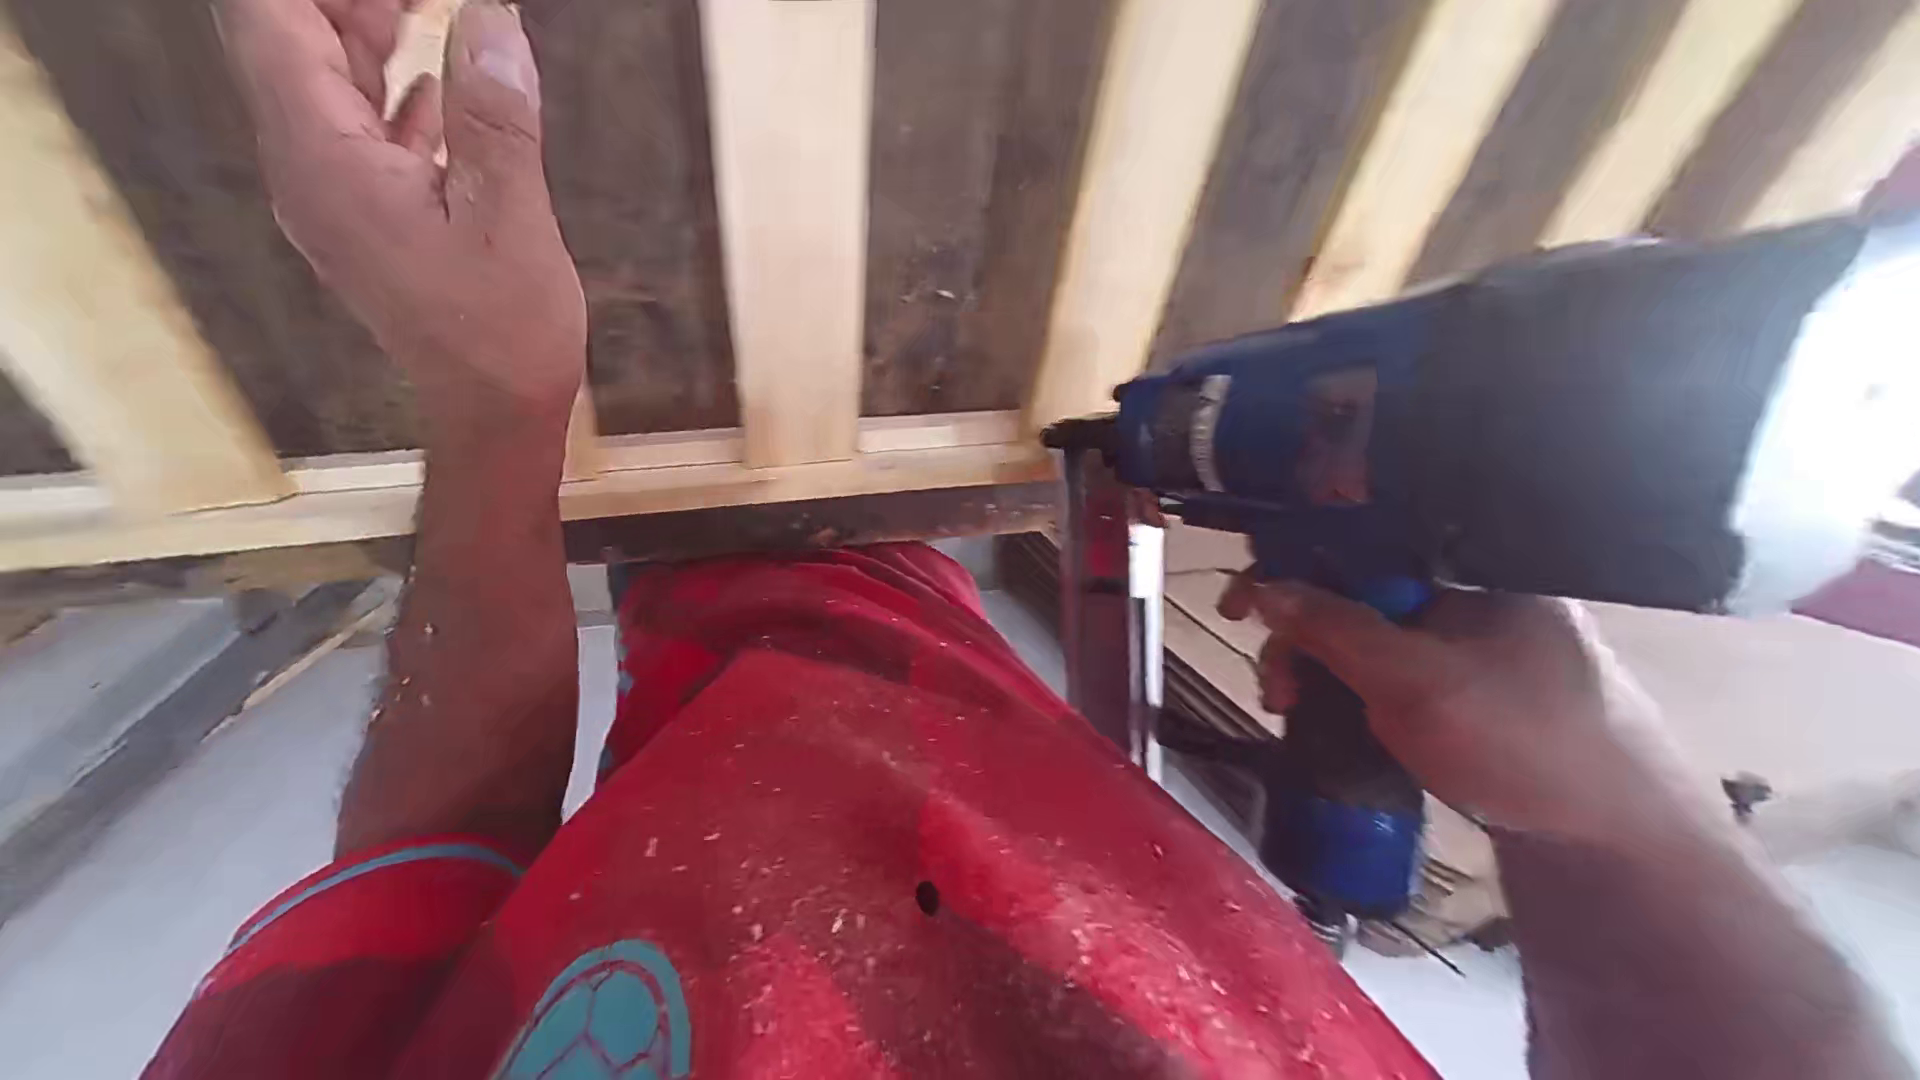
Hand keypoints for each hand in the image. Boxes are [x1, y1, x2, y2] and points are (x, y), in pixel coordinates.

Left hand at [215, 0, 586, 448]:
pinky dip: (393, 105)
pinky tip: (434, 92)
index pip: (276, 17)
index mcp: (324, 158)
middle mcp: (307, 171)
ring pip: (328, 94)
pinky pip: (363, 143)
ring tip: (428, 14)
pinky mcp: (372, 229)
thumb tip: (493, 21)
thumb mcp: (512, 223)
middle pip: (292, 46)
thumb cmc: (507, 327)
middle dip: (350, 3)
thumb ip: (496, 123)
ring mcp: (336, 204)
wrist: (497, 411)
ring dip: (370, 45)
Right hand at [1220, 581, 1719, 850]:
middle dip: (1294, 633)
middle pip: (1347, 591)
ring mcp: (1454, 639)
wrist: (1612, 848)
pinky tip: (1313, 710)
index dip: (1292, 564)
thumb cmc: (1523, 746)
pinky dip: (1334, 682)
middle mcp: (1460, 593)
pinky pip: (1371, 662)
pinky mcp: (1447, 679)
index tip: (1244, 602)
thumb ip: (1334, 628)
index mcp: (1470, 571)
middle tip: (1271, 681)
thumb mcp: (1415, 682)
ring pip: (1354, 630)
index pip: (1360, 542)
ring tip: (1286, 706)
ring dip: (1308, 662)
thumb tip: (1262, 587)